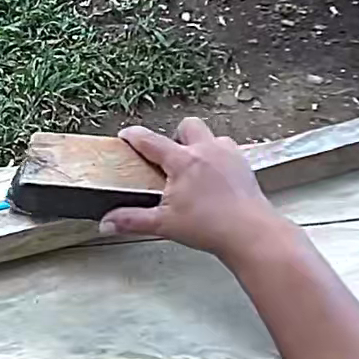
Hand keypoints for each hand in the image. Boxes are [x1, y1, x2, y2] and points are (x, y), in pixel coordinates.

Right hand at [100, 117, 293, 262]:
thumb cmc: (211, 227)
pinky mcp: (245, 165)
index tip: (127, 135)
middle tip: (170, 157)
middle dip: (176, 136)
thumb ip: (133, 220)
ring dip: (201, 145)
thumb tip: (108, 222)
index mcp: (183, 161)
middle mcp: (207, 151)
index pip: (151, 141)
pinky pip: (229, 151)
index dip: (135, 136)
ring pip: (212, 136)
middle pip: (188, 126)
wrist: (250, 233)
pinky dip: (220, 158)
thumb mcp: (164, 224)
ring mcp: (229, 155)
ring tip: (195, 168)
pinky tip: (217, 178)